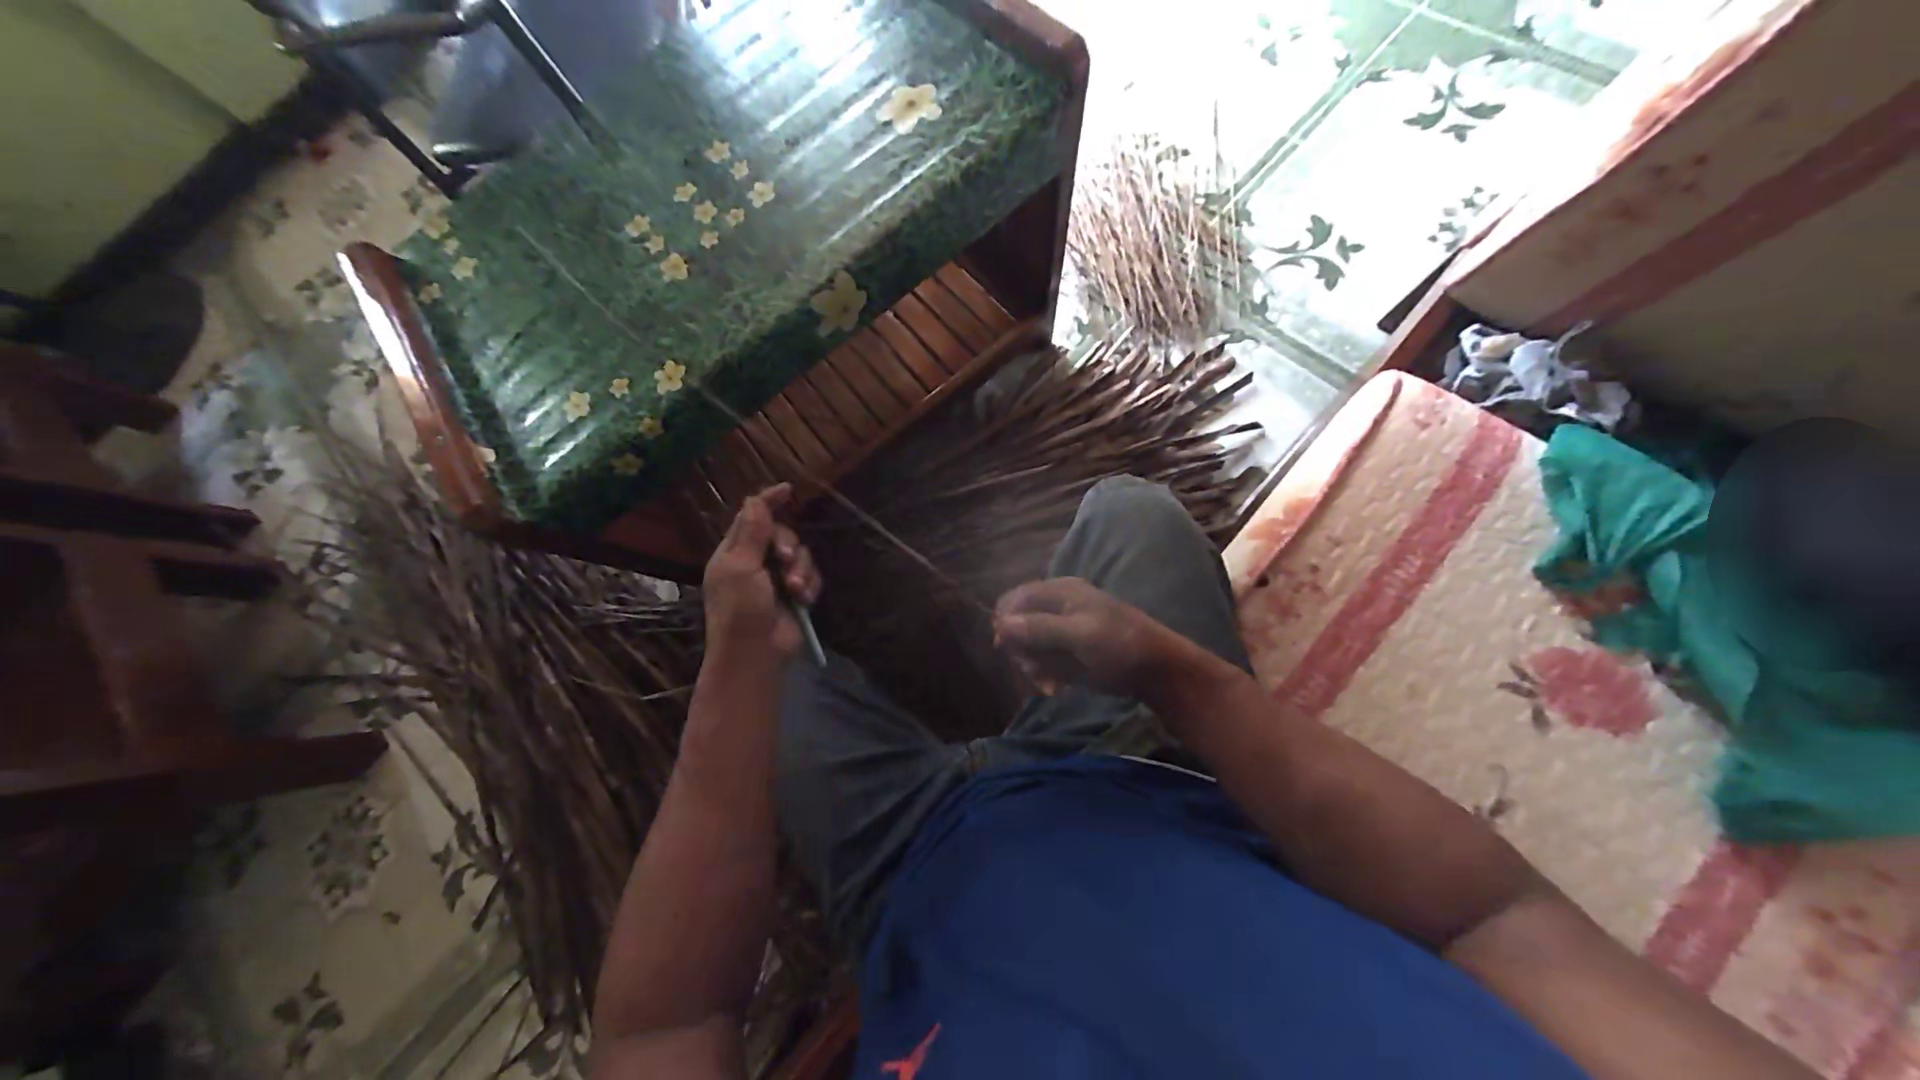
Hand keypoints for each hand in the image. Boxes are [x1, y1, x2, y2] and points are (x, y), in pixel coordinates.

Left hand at [702, 484, 820, 664]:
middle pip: (781, 534)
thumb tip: (755, 499)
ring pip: (800, 555)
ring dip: (801, 570)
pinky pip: (811, 577)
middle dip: (787, 545)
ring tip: (795, 590)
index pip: (751, 518)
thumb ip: (752, 533)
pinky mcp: (796, 596)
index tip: (788, 490)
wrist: (756, 654)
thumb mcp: (741, 567)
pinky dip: (810, 586)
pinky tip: (803, 601)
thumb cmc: (740, 610)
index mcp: (733, 553)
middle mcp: (754, 563)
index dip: (768, 501)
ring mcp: (776, 580)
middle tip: (784, 560)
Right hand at [993, 578, 1189, 699]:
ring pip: (1029, 645)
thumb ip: (1040, 628)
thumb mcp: (1080, 636)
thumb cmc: (1120, 646)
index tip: (1007, 650)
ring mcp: (1064, 627)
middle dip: (1022, 651)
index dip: (1005, 624)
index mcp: (1060, 591)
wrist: (1158, 670)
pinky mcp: (1070, 649)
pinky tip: (1057, 687)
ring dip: (1034, 667)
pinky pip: (1044, 659)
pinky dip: (1046, 673)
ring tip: (1049, 685)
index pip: (1015, 599)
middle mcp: (1058, 604)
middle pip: (1018, 623)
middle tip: (1034, 672)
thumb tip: (1001, 625)